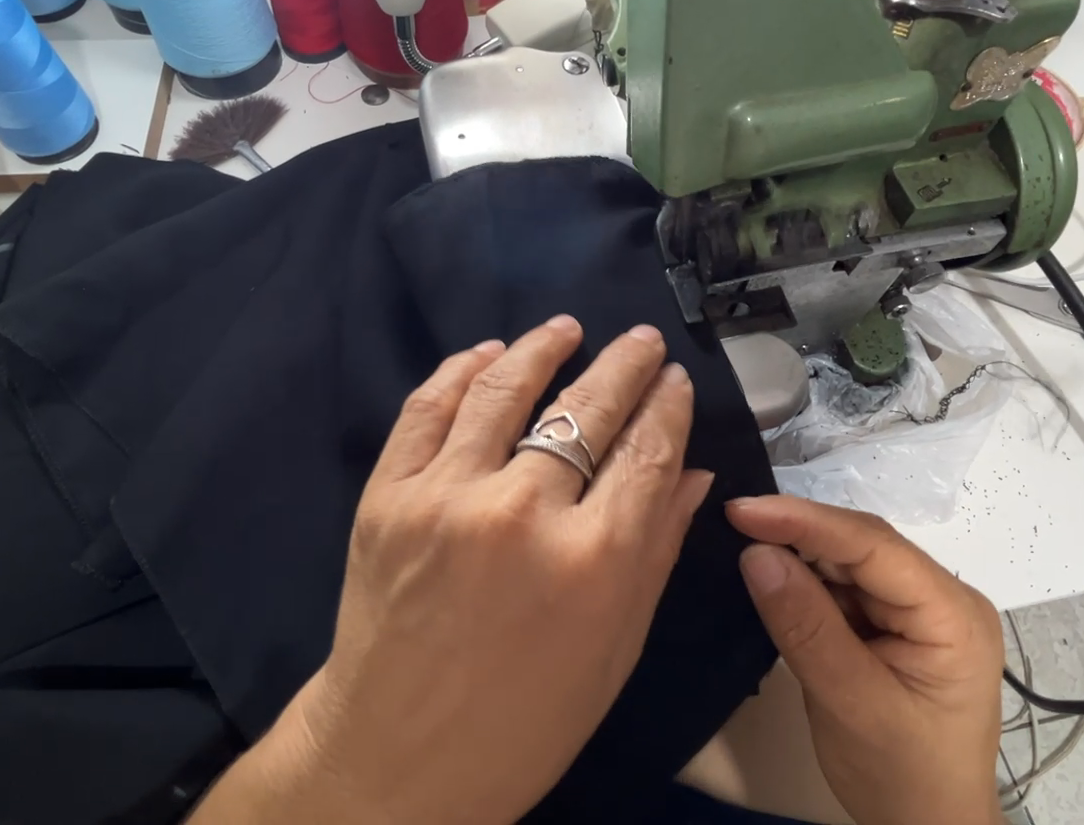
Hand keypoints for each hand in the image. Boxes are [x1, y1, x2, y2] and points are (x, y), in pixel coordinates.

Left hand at [194, 316, 714, 824]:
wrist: (398, 756)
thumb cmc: (527, 717)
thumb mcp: (616, 646)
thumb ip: (658, 549)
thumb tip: (695, 471)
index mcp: (594, 562)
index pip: (647, 451)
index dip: (667, 406)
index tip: (676, 378)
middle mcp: (523, 513)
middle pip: (588, 409)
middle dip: (625, 364)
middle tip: (641, 340)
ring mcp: (446, 496)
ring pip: (504, 390)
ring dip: (542, 347)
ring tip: (568, 328)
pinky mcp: (388, 494)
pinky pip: (427, 408)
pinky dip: (461, 370)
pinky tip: (491, 352)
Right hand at [727, 496, 1003, 824]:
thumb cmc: (903, 778)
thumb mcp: (851, 705)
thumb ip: (805, 628)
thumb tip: (755, 554)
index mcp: (951, 615)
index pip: (873, 546)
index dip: (805, 521)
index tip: (741, 510)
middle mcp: (939, 598)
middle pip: (859, 546)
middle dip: (796, 533)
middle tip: (730, 522)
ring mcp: (915, 609)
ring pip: (845, 561)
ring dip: (795, 554)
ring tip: (739, 542)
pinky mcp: (889, 622)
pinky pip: (839, 585)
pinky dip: (802, 580)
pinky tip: (769, 574)